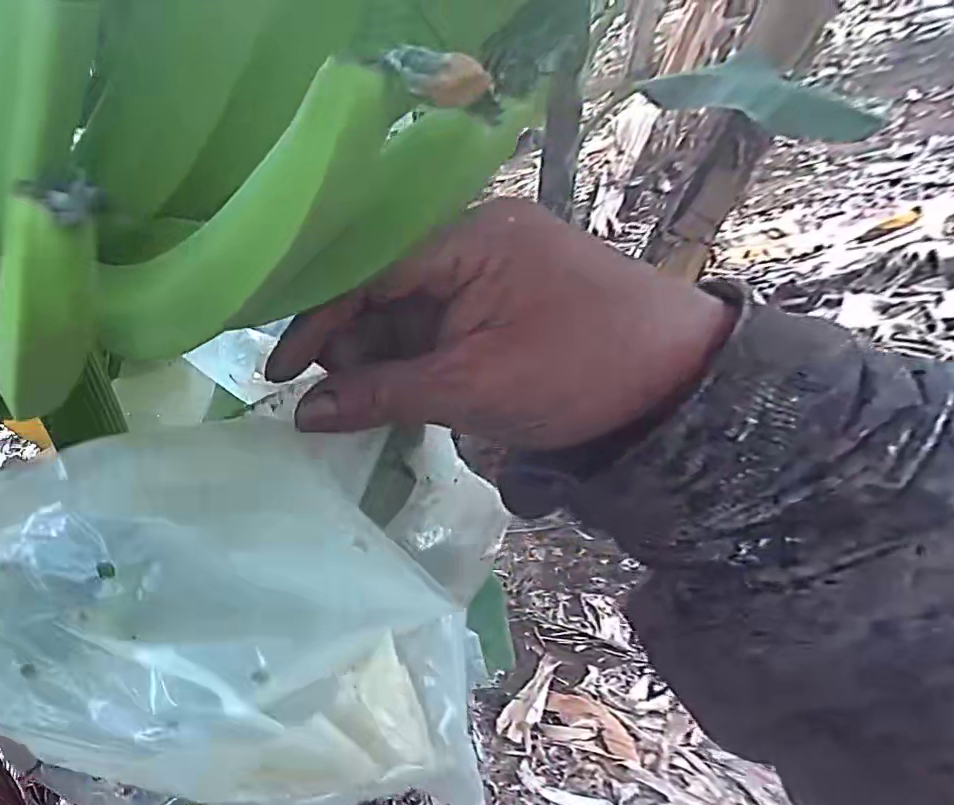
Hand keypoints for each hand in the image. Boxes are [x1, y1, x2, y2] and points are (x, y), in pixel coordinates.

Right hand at [266, 198, 735, 449]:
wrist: (675, 394)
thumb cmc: (578, 374)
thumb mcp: (468, 386)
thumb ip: (377, 396)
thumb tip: (302, 415)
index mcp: (471, 239)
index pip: (367, 273)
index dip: (316, 323)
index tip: (278, 372)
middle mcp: (466, 245)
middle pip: (370, 292)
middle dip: (343, 348)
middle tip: (329, 397)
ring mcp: (471, 277)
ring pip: (385, 317)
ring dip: (364, 363)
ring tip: (360, 403)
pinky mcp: (475, 308)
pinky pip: (410, 333)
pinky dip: (389, 367)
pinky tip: (381, 396)